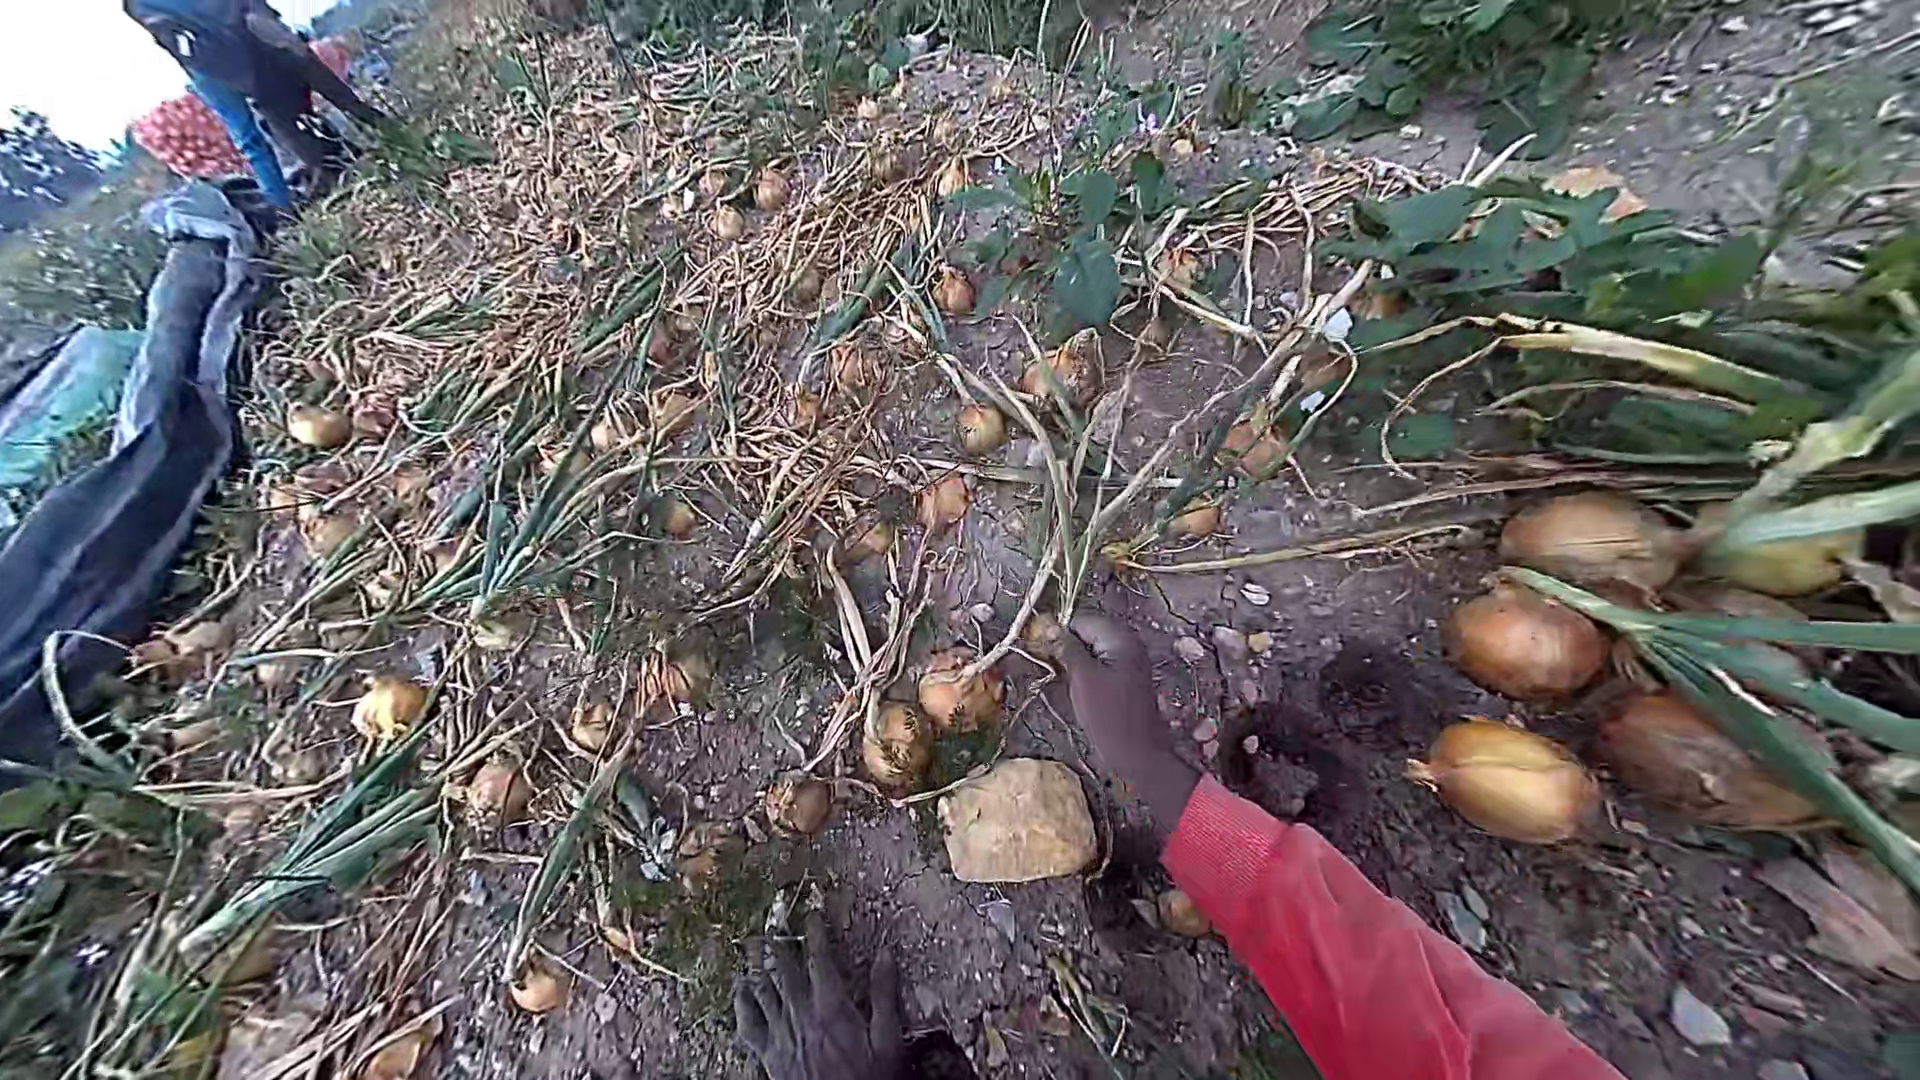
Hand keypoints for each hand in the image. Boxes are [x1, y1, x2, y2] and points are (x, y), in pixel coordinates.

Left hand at [734, 911, 901, 1079]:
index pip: (818, 958)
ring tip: (752, 943)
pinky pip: (749, 1027)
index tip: (812, 912)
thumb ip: (884, 994)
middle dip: (780, 942)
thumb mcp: (887, 1040)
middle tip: (774, 918)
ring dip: (758, 965)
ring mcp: (781, 1036)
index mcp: (830, 1006)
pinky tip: (739, 991)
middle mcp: (801, 1015)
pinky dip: (741, 1006)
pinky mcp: (769, 1057)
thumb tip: (886, 952)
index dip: (815, 932)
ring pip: (764, 991)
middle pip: (785, 969)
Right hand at [1056, 613, 1199, 834]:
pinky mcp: (1126, 678)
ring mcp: (1129, 661)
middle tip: (1050, 665)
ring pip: (1092, 649)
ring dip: (1074, 659)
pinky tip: (1077, 687)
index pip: (1082, 620)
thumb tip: (1048, 626)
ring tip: (1062, 678)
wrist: (1138, 755)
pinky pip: (1100, 663)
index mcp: (1120, 638)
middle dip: (1067, 645)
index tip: (1042, 650)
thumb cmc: (1109, 716)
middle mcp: (1128, 644)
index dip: (1060, 632)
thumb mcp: (1082, 678)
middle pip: (1088, 632)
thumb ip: (1067, 648)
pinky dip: (1085, 670)